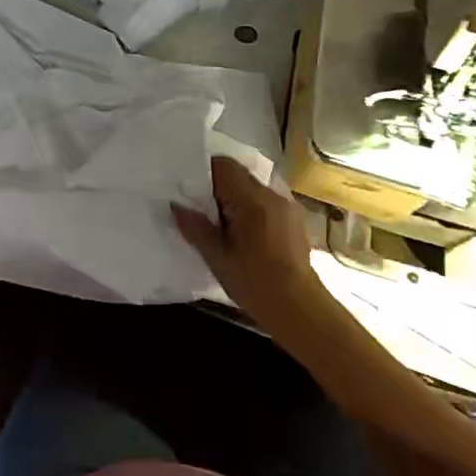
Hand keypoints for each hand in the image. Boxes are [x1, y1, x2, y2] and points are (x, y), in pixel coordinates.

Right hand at [173, 157, 327, 325]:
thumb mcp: (217, 257)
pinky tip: (244, 234)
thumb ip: (196, 227)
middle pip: (239, 175)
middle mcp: (272, 195)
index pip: (224, 166)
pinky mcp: (295, 220)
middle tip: (201, 209)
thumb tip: (176, 206)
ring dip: (235, 199)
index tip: (189, 189)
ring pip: (253, 189)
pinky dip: (251, 209)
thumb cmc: (254, 283)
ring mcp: (287, 206)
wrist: (299, 309)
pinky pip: (266, 202)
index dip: (204, 172)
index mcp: (252, 200)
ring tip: (222, 224)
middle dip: (218, 187)